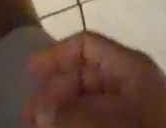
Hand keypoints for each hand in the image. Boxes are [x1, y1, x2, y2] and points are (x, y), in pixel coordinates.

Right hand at [25, 33, 165, 127]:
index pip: (86, 45)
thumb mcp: (107, 121)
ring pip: (90, 104)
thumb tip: (43, 115)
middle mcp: (133, 84)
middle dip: (54, 94)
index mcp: (130, 68)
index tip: (28, 75)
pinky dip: (81, 125)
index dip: (55, 55)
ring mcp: (137, 112)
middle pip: (84, 76)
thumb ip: (70, 114)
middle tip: (30, 120)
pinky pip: (101, 122)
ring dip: (64, 114)